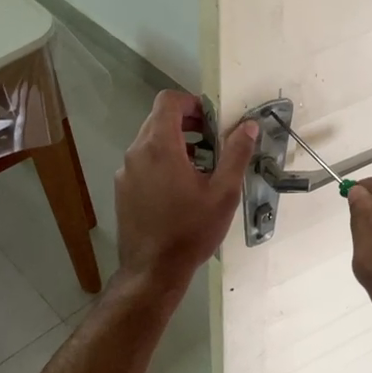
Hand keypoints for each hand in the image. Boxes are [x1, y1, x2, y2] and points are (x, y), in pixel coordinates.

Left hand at [114, 91, 256, 288]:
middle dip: (187, 123)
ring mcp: (125, 173)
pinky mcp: (122, 190)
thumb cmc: (191, 230)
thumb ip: (236, 153)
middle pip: (158, 120)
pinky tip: (181, 189)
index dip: (191, 102)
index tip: (212, 119)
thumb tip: (248, 126)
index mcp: (159, 146)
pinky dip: (162, 163)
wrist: (153, 271)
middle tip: (213, 141)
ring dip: (175, 144)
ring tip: (201, 167)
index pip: (168, 101)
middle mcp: (136, 153)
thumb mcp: (223, 192)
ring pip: (149, 142)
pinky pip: (143, 163)